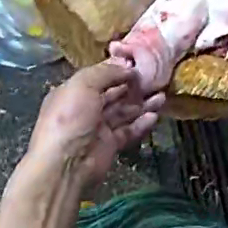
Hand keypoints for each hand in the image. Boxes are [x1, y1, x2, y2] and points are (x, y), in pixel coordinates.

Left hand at [25, 60, 164, 187]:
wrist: (66, 163)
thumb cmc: (70, 118)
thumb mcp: (83, 85)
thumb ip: (105, 73)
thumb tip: (126, 67)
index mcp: (72, 92)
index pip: (98, 77)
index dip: (117, 70)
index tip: (139, 64)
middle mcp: (84, 108)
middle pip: (113, 95)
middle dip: (132, 87)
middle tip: (155, 79)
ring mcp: (97, 128)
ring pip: (123, 113)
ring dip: (142, 104)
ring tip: (161, 95)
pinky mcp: (109, 145)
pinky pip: (128, 132)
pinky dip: (141, 124)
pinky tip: (154, 116)